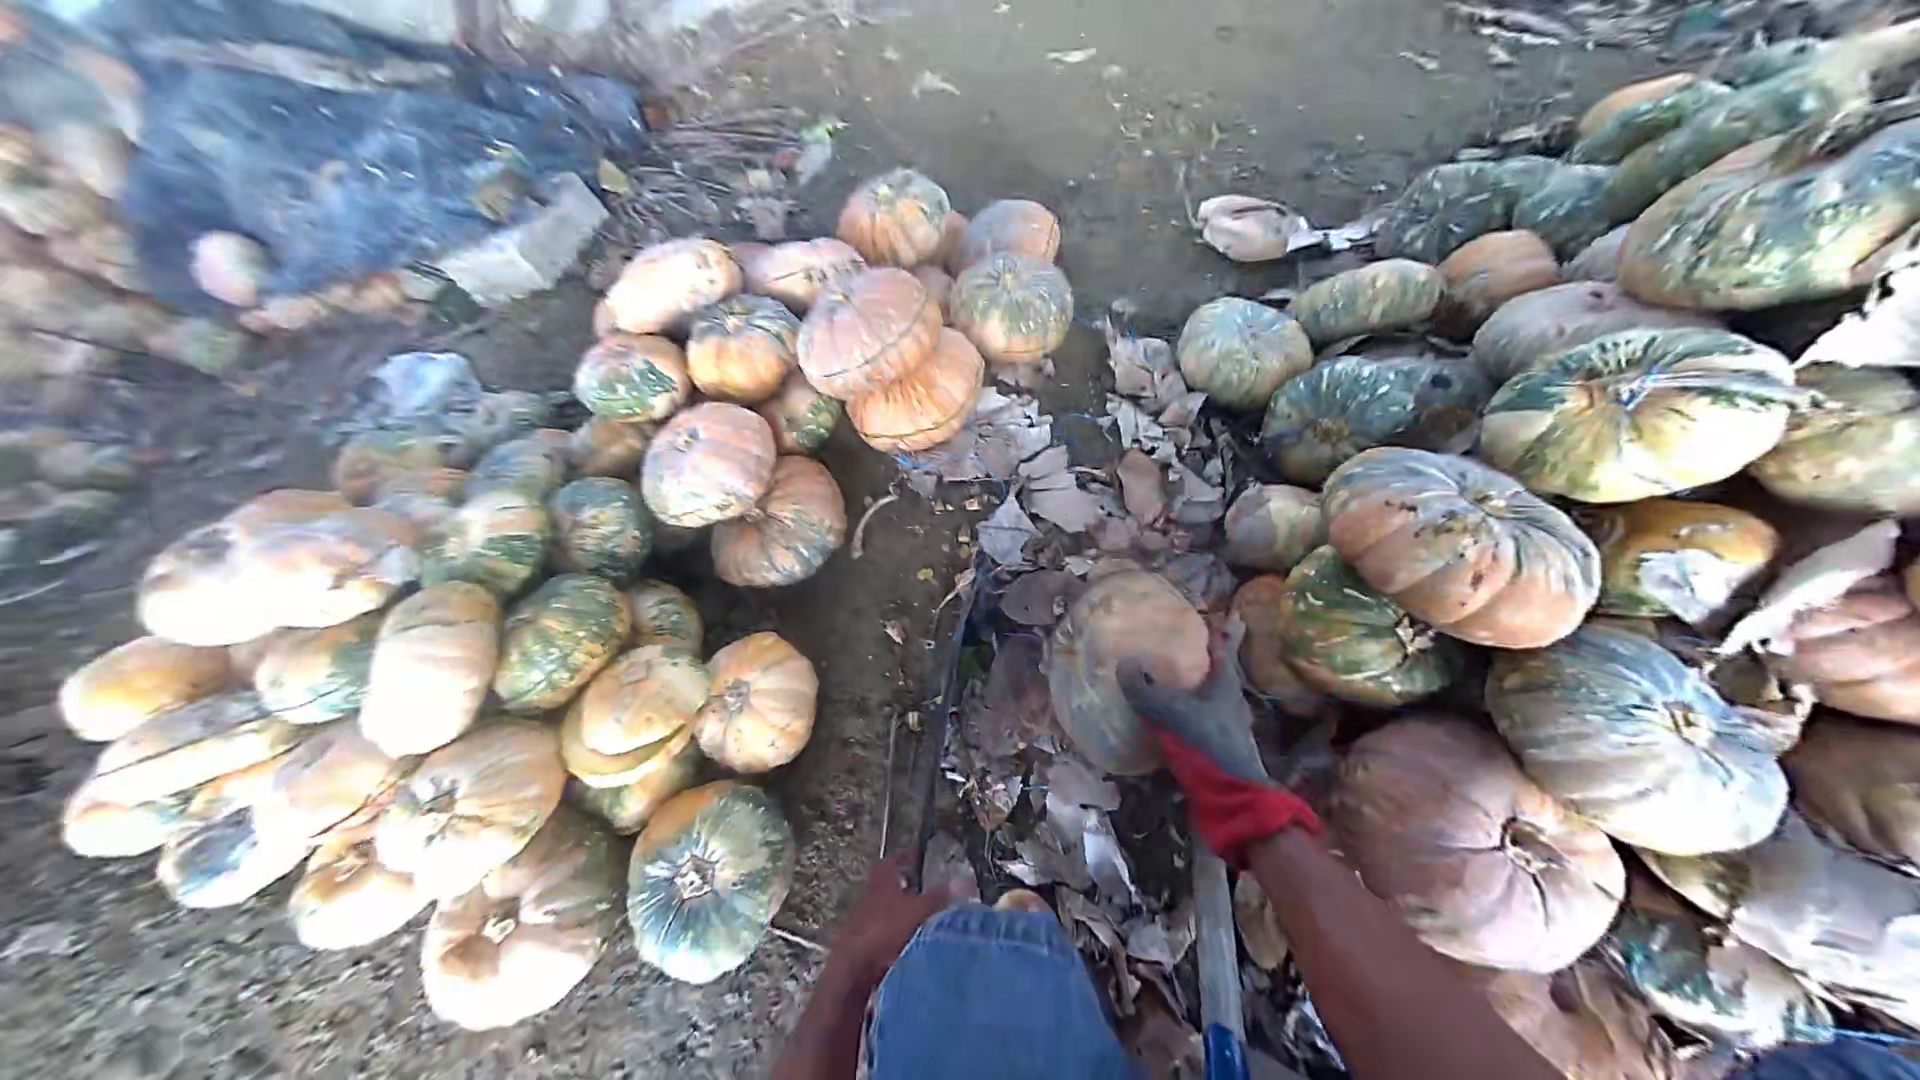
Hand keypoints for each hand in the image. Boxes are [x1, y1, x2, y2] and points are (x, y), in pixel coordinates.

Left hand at [823, 852, 952, 988]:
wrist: (853, 970)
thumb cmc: (885, 929)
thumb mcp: (918, 910)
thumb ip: (938, 896)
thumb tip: (962, 882)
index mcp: (881, 882)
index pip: (890, 862)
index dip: (903, 858)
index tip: (915, 857)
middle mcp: (868, 899)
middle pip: (886, 889)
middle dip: (904, 891)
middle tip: (924, 894)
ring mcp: (862, 925)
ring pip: (885, 915)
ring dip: (901, 919)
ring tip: (923, 926)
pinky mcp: (861, 950)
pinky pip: (882, 940)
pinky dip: (895, 942)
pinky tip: (910, 951)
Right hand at [1119, 617, 1322, 865]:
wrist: (1232, 799)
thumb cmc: (1208, 747)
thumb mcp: (1172, 713)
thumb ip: (1145, 690)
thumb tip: (1125, 664)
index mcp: (1225, 684)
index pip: (1223, 647)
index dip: (1221, 629)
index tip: (1218, 612)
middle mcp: (1228, 700)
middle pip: (1219, 668)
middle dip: (1208, 652)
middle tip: (1190, 637)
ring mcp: (1224, 723)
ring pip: (1209, 691)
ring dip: (1196, 679)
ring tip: (1174, 669)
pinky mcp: (1214, 743)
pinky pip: (1198, 712)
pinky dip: (1186, 704)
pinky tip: (1169, 708)